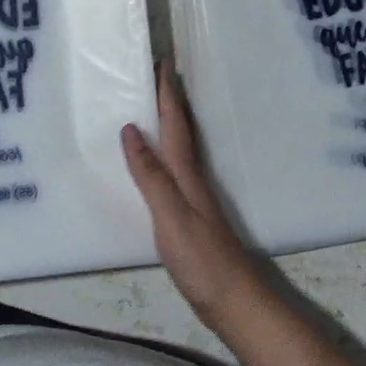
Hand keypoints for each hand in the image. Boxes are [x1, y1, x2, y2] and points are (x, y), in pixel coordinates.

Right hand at [121, 64, 261, 328]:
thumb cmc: (201, 258)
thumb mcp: (170, 214)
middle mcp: (192, 179)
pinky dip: (162, 156)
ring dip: (168, 125)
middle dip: (169, 102)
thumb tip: (131, 129)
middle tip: (155, 75)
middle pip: (180, 131)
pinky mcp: (190, 217)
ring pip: (178, 150)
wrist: (234, 302)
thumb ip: (150, 174)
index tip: (163, 62)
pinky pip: (172, 171)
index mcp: (186, 174)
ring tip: (151, 107)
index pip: (175, 125)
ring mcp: (193, 198)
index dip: (168, 95)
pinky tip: (154, 163)